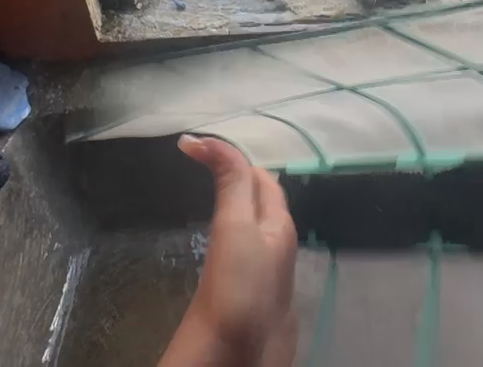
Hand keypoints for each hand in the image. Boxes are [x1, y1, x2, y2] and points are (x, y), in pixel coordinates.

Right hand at [159, 136, 298, 366]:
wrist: (234, 359)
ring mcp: (263, 276)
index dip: (237, 159)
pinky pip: (242, 254)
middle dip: (240, 180)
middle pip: (261, 203)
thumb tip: (207, 139)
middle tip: (206, 166)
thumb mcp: (236, 226)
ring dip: (236, 206)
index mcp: (281, 227)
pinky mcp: (246, 299)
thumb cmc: (240, 288)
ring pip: (253, 228)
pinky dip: (230, 235)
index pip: (264, 180)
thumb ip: (229, 181)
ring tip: (211, 194)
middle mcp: (278, 248)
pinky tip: (216, 245)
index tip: (202, 149)